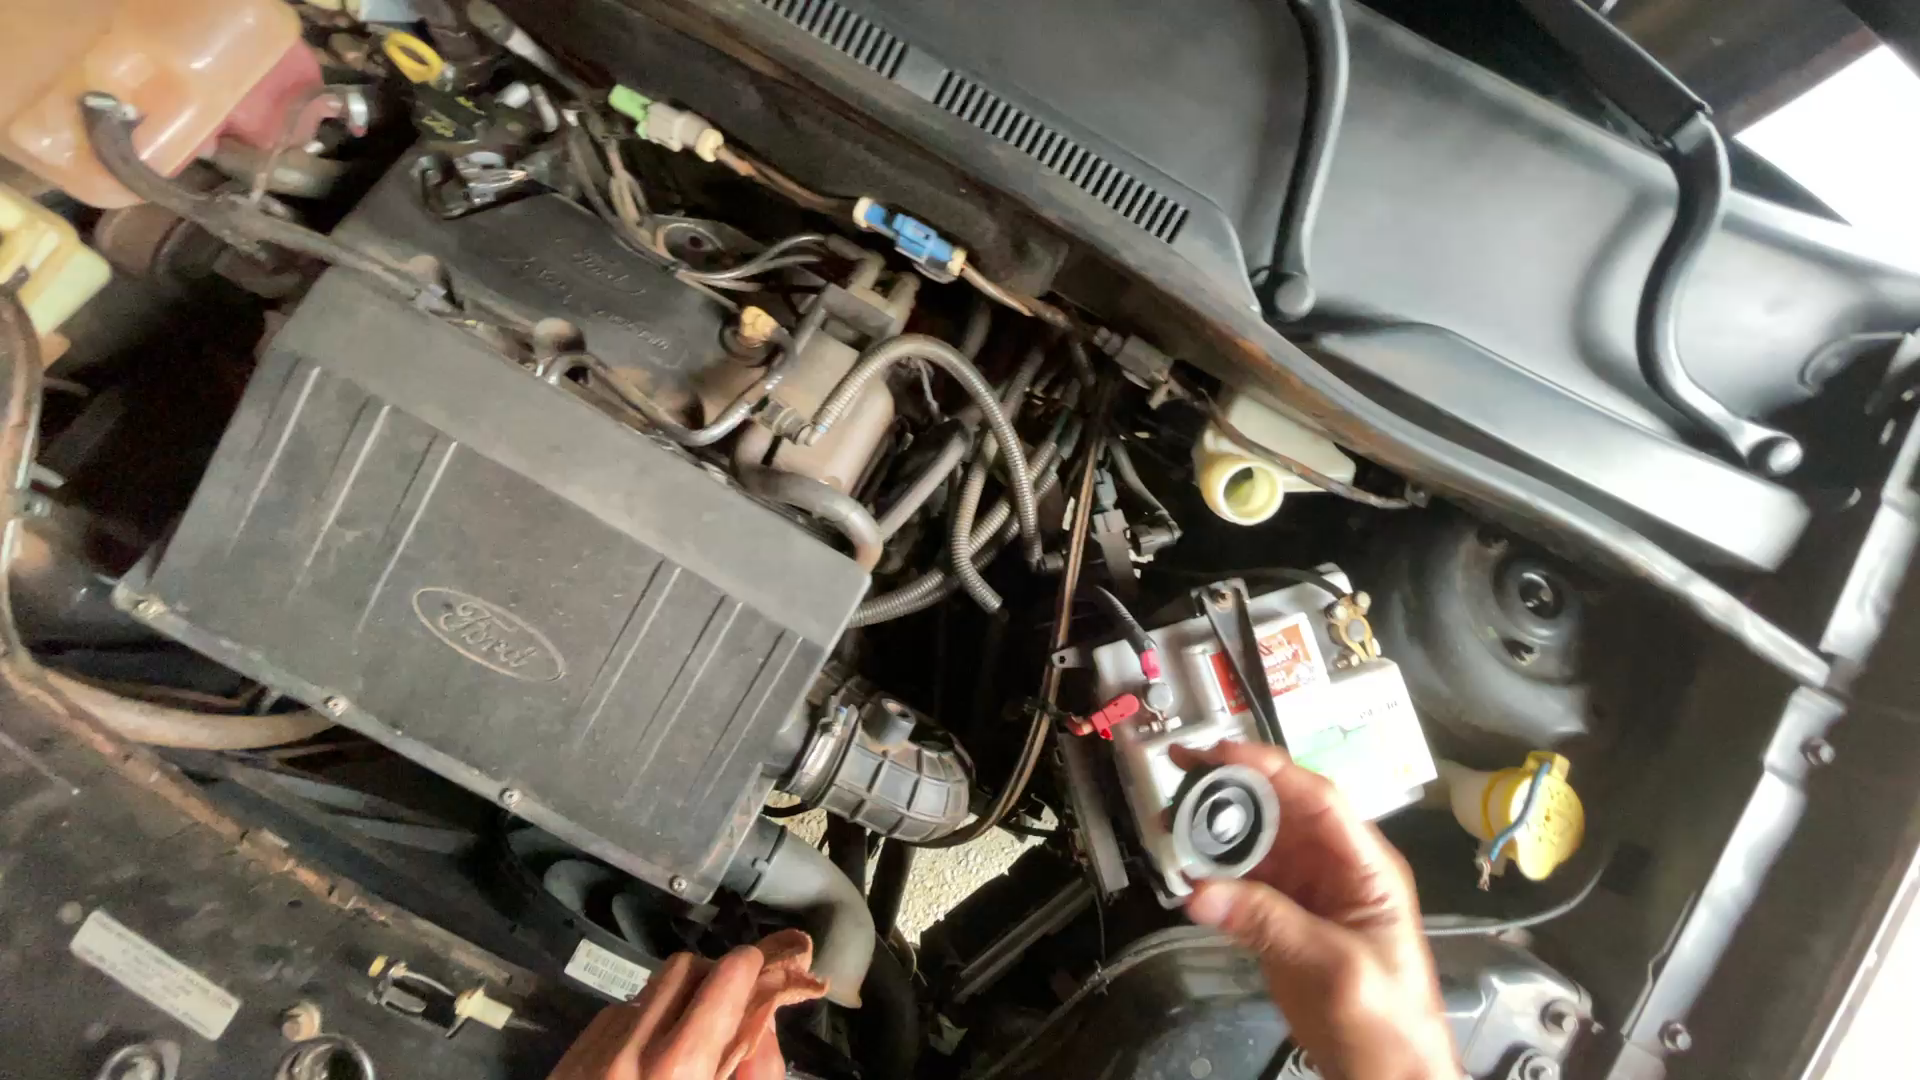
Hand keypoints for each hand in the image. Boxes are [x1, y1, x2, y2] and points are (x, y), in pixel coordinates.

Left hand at [546, 946, 786, 1079]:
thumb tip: (761, 1024)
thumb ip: (755, 1073)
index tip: (760, 985)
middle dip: (711, 980)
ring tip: (678, 1050)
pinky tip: (639, 1074)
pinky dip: (636, 1032)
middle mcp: (631, 1053)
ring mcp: (589, 1059)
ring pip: (645, 993)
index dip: (753, 973)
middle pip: (685, 968)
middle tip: (723, 1013)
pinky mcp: (561, 1070)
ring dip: (672, 1005)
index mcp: (678, 1071)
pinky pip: (612, 1023)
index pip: (729, 976)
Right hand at [1174, 741, 1456, 1079]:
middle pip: (1277, 806)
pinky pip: (1239, 874)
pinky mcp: (1278, 910)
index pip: (1315, 796)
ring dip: (1211, 823)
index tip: (1217, 754)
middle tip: (1178, 767)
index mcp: (1362, 862)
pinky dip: (1209, 866)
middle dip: (1229, 783)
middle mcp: (1330, 861)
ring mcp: (1302, 885)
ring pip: (1252, 835)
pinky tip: (1181, 864)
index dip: (1267, 768)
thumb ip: (1269, 923)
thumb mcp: (1336, 970)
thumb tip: (1196, 891)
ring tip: (1167, 817)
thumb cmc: (1386, 1023)